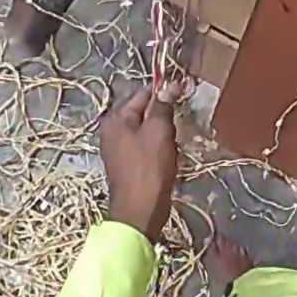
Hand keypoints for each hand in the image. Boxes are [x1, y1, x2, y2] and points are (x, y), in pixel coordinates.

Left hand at [99, 82, 185, 241]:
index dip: (164, 92)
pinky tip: (167, 157)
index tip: (184, 92)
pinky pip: (146, 148)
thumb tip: (168, 86)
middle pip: (143, 112)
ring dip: (163, 134)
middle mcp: (112, 131)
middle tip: (178, 125)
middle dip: (163, 116)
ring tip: (173, 144)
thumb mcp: (158, 131)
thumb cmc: (148, 168)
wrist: (140, 210)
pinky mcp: (127, 164)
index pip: (142, 94)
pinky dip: (158, 148)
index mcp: (115, 119)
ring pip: (147, 131)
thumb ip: (161, 106)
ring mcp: (118, 149)